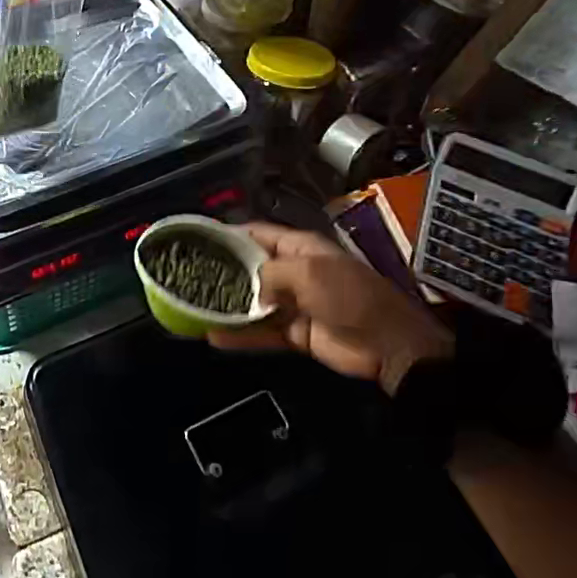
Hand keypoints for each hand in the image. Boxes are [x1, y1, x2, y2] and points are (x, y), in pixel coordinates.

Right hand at [210, 223, 454, 392]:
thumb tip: (251, 288)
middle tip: (189, 274)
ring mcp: (294, 304)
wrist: (387, 344)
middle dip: (224, 270)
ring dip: (229, 306)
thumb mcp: (309, 271)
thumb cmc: (350, 296)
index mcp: (300, 247)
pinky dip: (240, 335)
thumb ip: (271, 272)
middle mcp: (294, 271)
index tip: (200, 238)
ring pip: (253, 302)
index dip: (230, 234)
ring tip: (194, 306)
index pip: (258, 234)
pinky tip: (214, 336)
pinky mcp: (294, 333)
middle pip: (251, 268)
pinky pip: (262, 332)